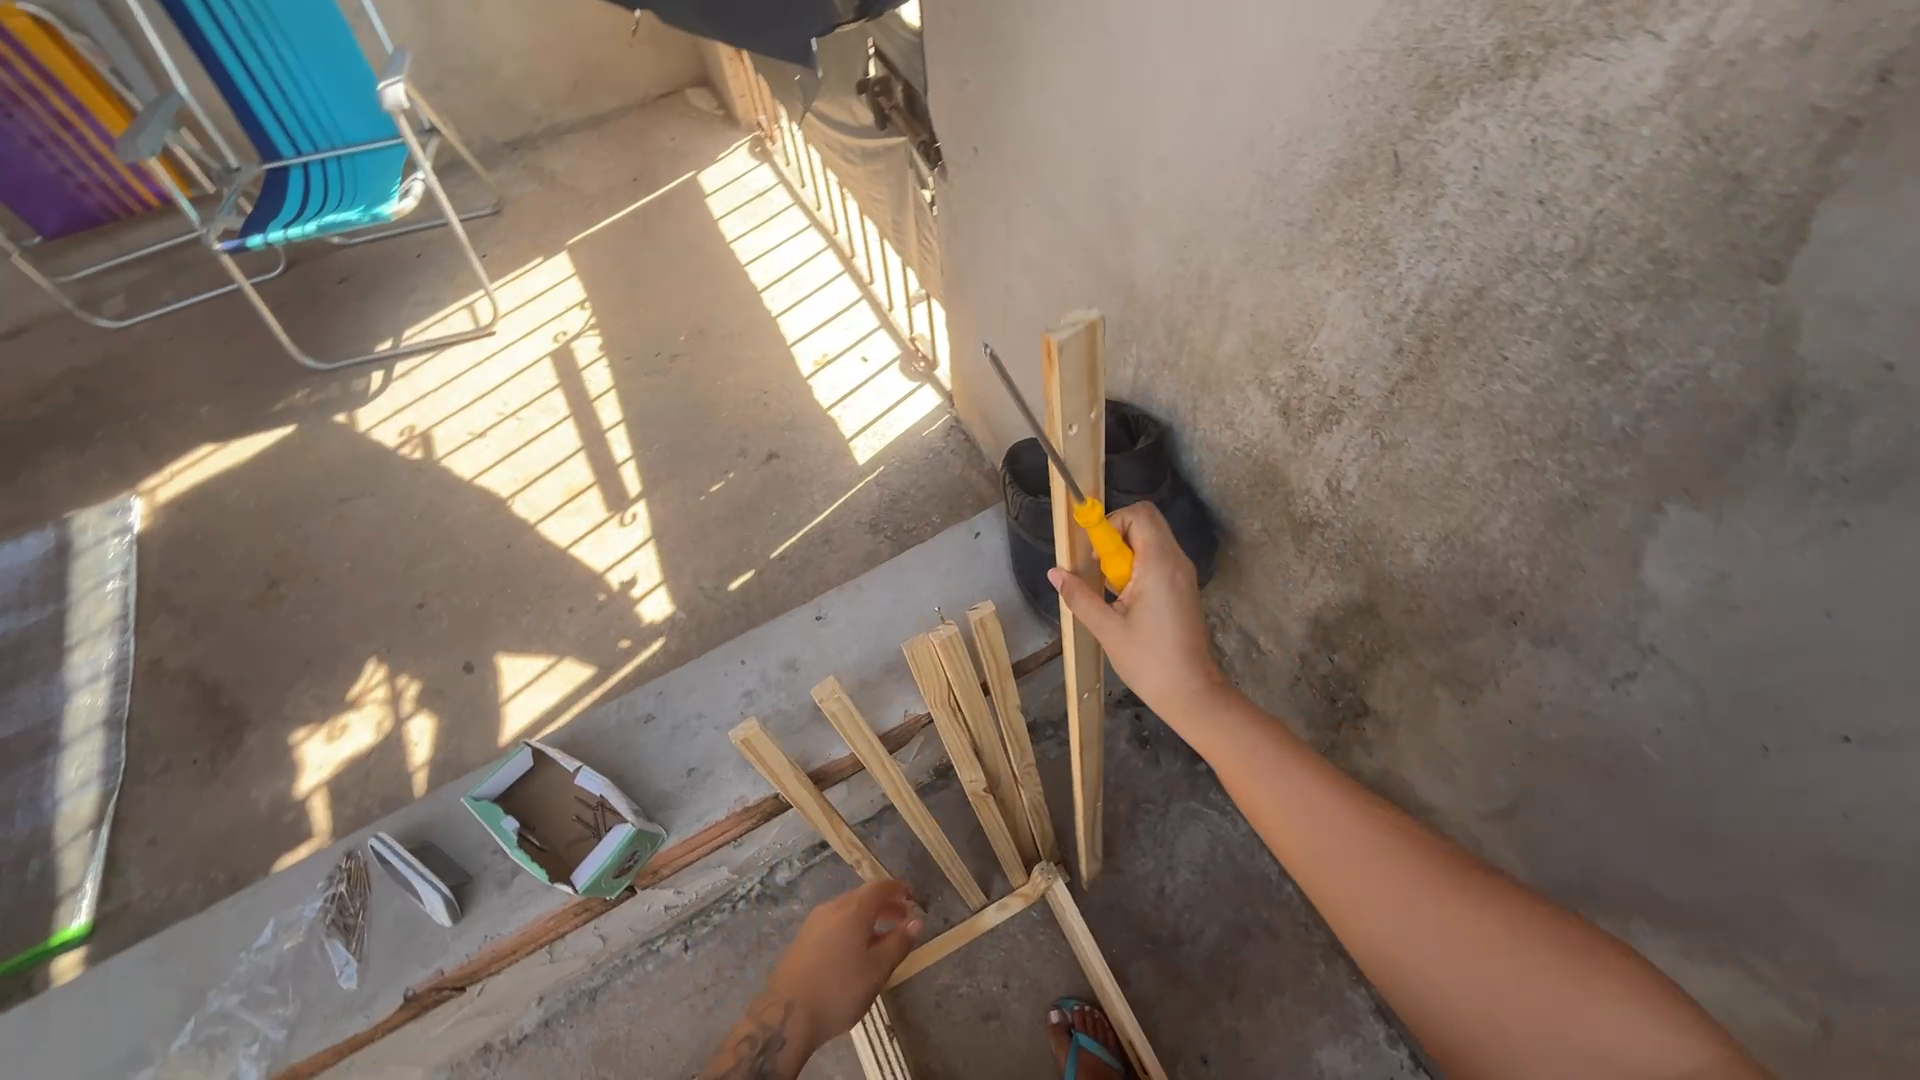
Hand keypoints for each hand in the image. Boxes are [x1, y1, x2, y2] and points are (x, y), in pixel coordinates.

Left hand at [762, 880, 924, 1047]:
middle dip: (885, 904)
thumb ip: (899, 943)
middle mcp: (832, 908)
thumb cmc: (839, 991)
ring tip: (882, 938)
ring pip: (847, 910)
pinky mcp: (803, 939)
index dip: (897, 889)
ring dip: (868, 917)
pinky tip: (855, 950)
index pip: (879, 888)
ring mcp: (814, 923)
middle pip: (862, 896)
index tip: (911, 896)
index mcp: (853, 910)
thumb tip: (917, 921)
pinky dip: (851, 926)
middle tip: (902, 919)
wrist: (786, 1016)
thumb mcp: (877, 970)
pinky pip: (834, 922)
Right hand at [1049, 502, 1232, 724]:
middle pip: (1146, 522)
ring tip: (1112, 590)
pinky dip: (1138, 568)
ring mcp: (1183, 573)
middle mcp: (1176, 560)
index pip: (1139, 514)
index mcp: (1159, 564)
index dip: (1111, 523)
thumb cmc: (1149, 660)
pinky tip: (1126, 600)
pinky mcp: (1183, 587)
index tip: (1094, 556)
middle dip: (1116, 538)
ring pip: (1151, 541)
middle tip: (1100, 571)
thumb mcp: (1106, 628)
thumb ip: (1079, 596)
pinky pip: (1158, 560)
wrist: (1191, 691)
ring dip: (1125, 555)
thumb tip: (1055, 573)